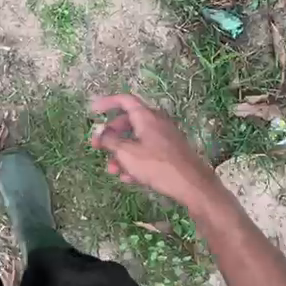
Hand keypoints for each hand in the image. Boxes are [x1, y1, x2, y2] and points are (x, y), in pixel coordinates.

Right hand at [89, 94, 226, 214]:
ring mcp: (164, 137)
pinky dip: (135, 160)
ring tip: (113, 170)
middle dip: (111, 135)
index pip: (124, 100)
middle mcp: (156, 122)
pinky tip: (129, 178)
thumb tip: (100, 133)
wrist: (192, 184)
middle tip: (98, 147)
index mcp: (146, 117)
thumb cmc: (157, 165)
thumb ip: (110, 141)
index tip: (93, 111)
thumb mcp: (127, 153)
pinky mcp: (170, 152)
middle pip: (128, 122)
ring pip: (136, 139)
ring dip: (121, 153)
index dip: (107, 103)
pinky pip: (147, 151)